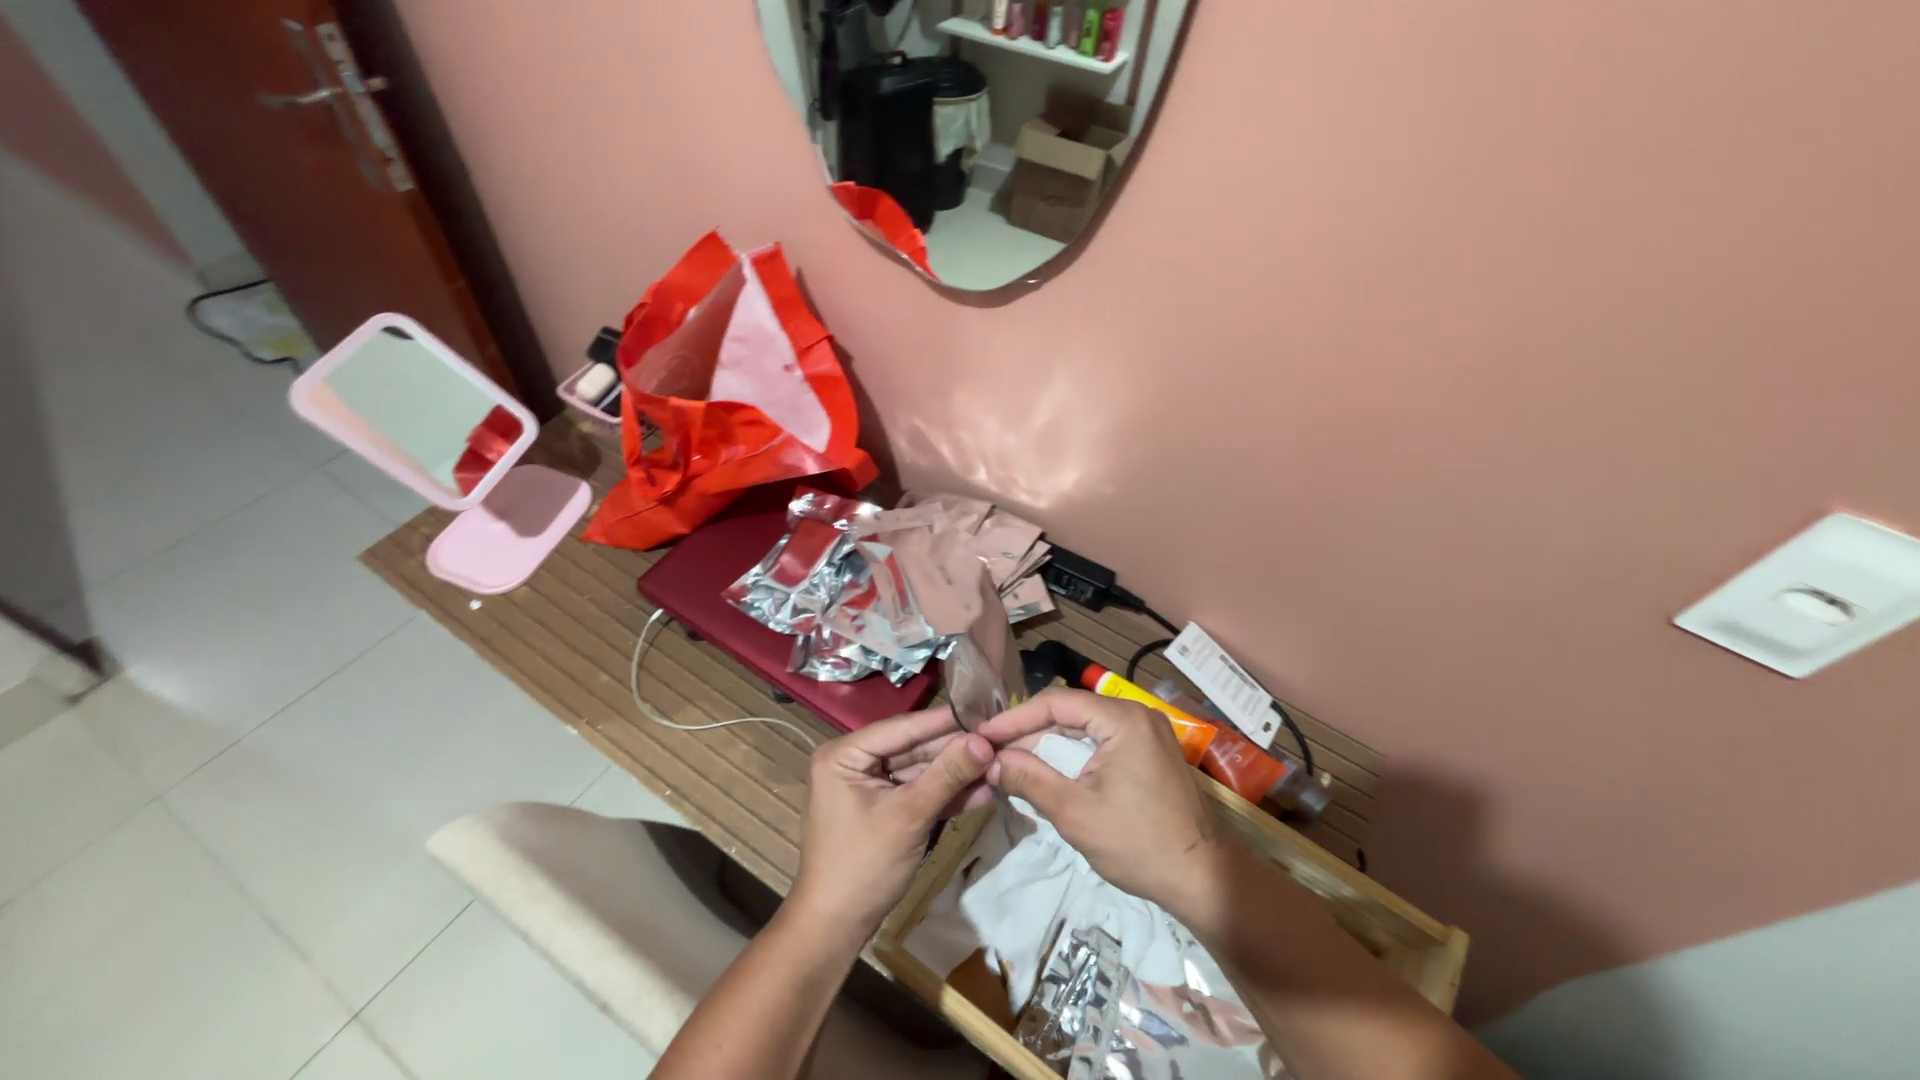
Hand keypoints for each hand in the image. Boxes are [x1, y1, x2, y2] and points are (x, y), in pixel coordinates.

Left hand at [788, 708, 995, 942]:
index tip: (986, 713)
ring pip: (919, 771)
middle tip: (999, 743)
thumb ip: (947, 774)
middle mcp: (853, 762)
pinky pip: (916, 793)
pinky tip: (982, 792)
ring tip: (999, 766)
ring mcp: (867, 787)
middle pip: (913, 748)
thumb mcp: (909, 815)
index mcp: (844, 754)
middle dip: (954, 751)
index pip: (902, 728)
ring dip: (956, 774)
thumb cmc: (864, 864)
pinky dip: (944, 795)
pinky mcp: (882, 810)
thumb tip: (985, 741)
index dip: (945, 722)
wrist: (836, 925)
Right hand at [975, 689, 1226, 919]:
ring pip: (1083, 729)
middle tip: (991, 754)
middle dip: (1028, 734)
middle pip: (1069, 713)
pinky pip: (1100, 743)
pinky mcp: (1148, 753)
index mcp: (1123, 719)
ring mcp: (1146, 733)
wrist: (1200, 877)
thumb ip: (1030, 780)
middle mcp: (1136, 715)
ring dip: (1047, 747)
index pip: (1055, 702)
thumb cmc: (1137, 844)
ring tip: (1010, 765)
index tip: (981, 736)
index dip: (1013, 719)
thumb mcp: (1074, 812)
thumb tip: (992, 762)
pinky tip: (1045, 773)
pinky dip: (1071, 757)